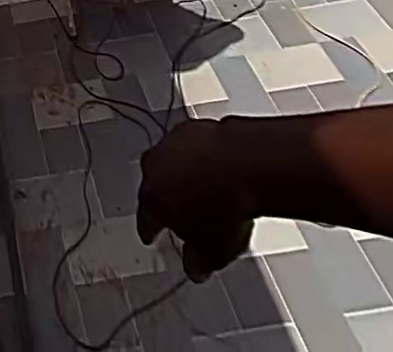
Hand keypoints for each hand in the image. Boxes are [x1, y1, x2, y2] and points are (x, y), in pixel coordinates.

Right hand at [136, 120, 254, 280]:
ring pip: (171, 161)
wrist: (247, 164)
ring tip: (204, 188)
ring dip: (182, 173)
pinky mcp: (194, 125)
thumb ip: (196, 260)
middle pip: (156, 184)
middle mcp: (156, 165)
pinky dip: (200, 155)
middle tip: (183, 211)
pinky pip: (191, 144)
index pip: (145, 219)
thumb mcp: (212, 251)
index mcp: (152, 197)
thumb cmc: (225, 207)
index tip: (152, 235)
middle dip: (167, 197)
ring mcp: (173, 141)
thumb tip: (195, 266)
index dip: (150, 231)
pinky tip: (216, 168)